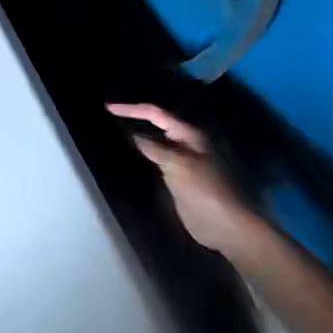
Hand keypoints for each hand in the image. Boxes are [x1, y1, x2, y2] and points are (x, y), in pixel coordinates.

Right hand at [108, 102, 266, 256]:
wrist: (225, 225)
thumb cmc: (204, 190)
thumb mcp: (177, 164)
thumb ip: (154, 147)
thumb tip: (133, 135)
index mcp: (190, 135)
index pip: (156, 114)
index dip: (131, 109)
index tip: (107, 107)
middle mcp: (186, 143)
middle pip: (156, 124)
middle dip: (134, 118)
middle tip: (109, 115)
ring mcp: (183, 161)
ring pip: (155, 141)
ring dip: (137, 135)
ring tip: (114, 131)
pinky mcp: (178, 177)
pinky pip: (156, 159)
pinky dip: (142, 153)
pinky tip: (130, 154)